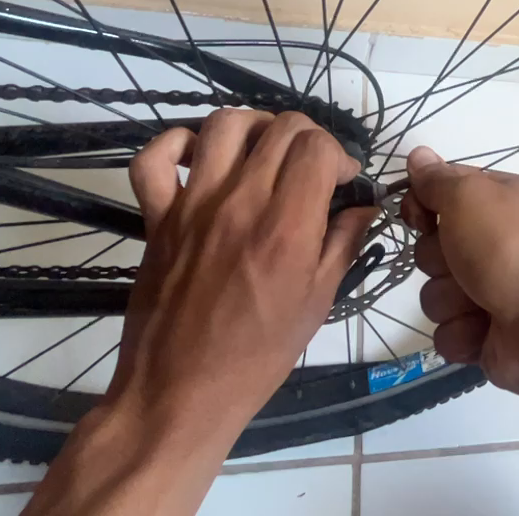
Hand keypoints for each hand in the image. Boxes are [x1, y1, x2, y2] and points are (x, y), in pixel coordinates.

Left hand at [101, 110, 374, 457]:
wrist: (178, 394)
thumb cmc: (258, 354)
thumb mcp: (318, 301)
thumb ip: (345, 242)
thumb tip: (365, 205)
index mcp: (286, 226)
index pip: (317, 146)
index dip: (338, 153)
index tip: (341, 180)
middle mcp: (241, 202)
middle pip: (281, 127)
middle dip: (309, 136)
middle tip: (312, 167)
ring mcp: (193, 205)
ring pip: (224, 124)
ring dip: (255, 126)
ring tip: (266, 151)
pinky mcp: (157, 217)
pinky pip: (153, 160)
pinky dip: (176, 144)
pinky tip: (201, 157)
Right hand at [401, 146, 518, 395]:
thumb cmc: (509, 248)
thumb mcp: (470, 197)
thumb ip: (438, 180)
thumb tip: (418, 154)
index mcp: (495, 203)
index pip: (440, 194)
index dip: (423, 205)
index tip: (420, 216)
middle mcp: (491, 243)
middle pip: (430, 249)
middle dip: (438, 260)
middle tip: (463, 261)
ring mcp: (488, 290)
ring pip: (434, 294)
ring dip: (451, 300)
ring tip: (480, 300)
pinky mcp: (483, 334)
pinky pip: (447, 332)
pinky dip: (462, 333)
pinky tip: (484, 330)